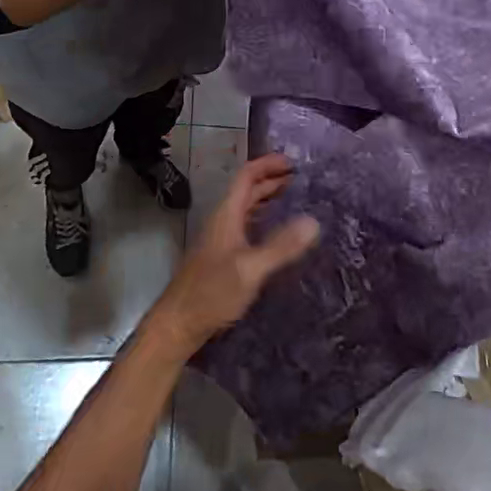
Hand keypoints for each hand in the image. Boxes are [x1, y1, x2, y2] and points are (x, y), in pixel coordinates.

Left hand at [152, 154, 319, 354]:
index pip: (247, 176)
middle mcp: (222, 221)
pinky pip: (246, 225)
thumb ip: (281, 246)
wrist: (176, 327)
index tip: (294, 163)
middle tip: (302, 180)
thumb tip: (314, 222)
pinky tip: (277, 231)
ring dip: (268, 198)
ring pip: (246, 207)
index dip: (269, 164)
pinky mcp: (222, 256)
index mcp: (227, 215)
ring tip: (295, 198)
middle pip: (247, 189)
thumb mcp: (250, 269)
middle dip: (273, 179)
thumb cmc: (211, 294)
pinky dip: (264, 218)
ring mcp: (221, 239)